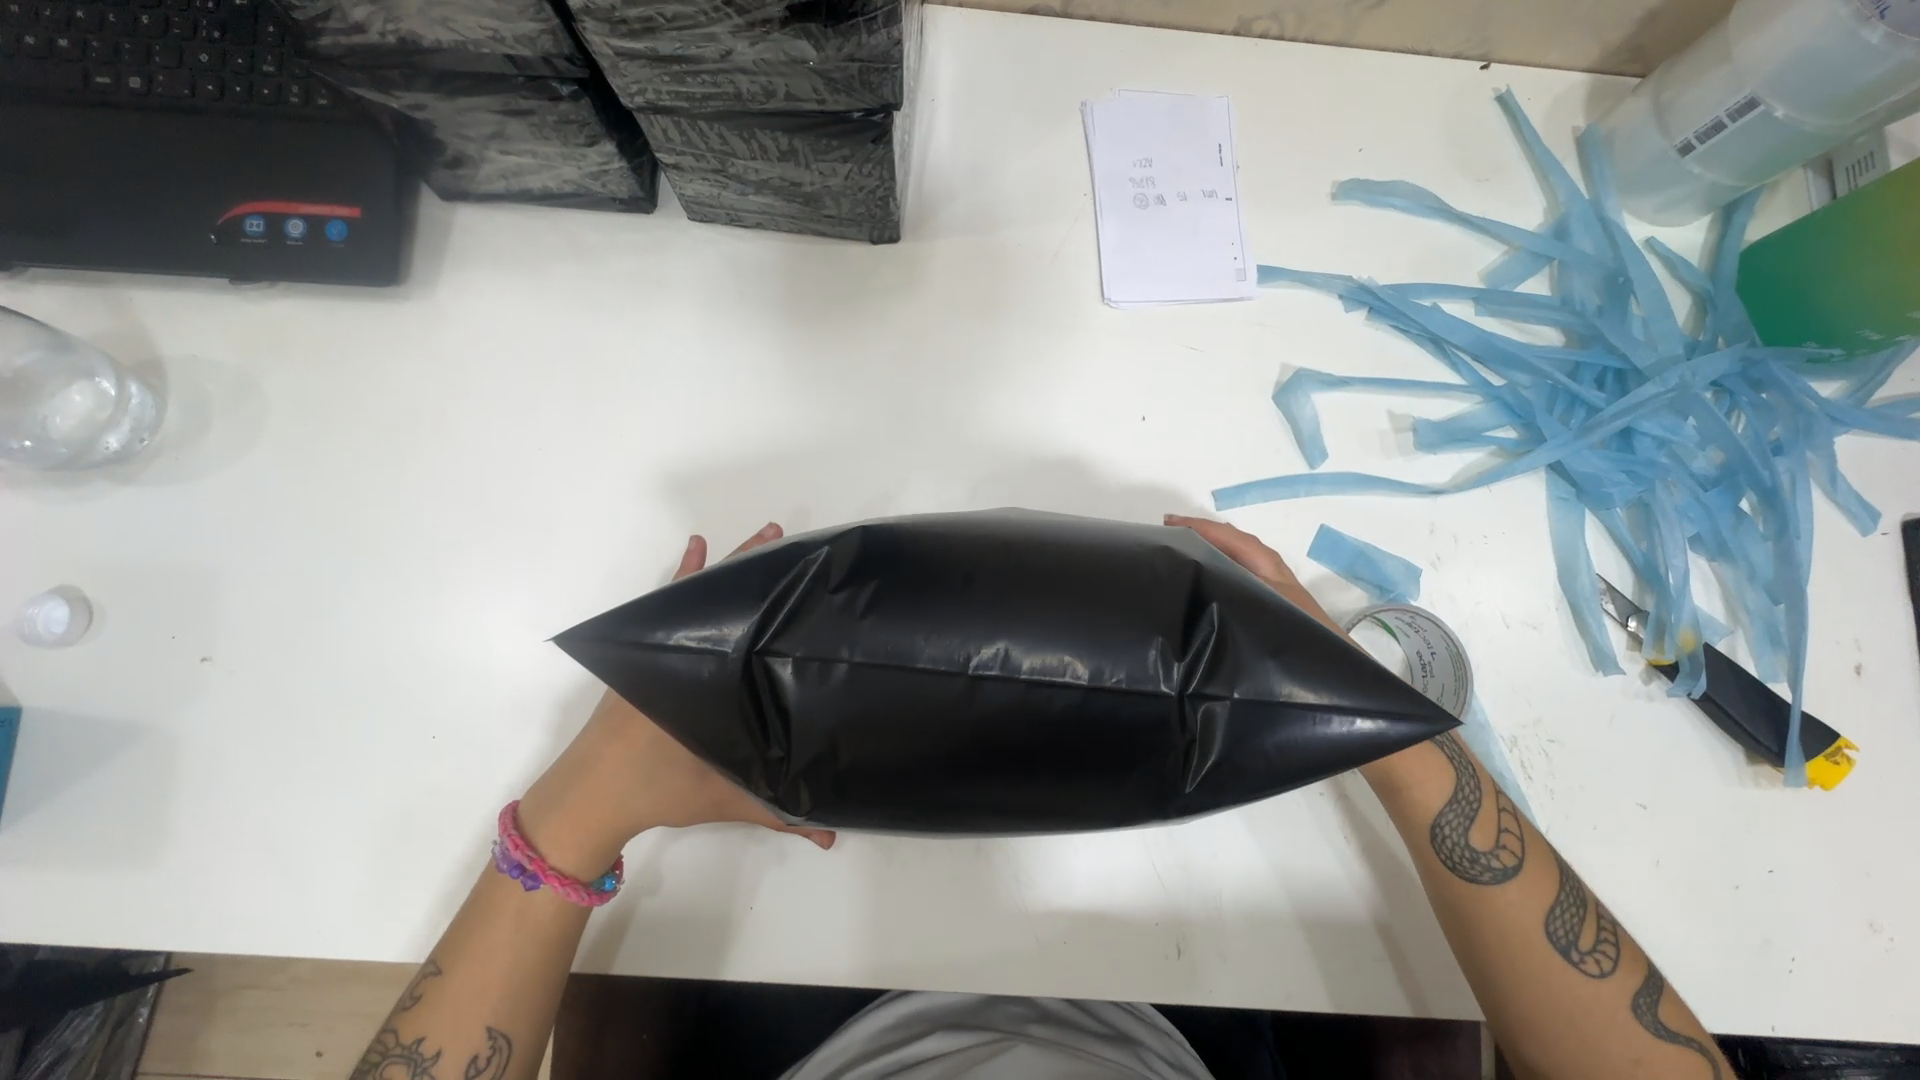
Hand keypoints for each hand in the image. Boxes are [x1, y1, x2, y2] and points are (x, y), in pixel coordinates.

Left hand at [517, 524, 834, 879]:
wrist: (586, 799)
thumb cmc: (654, 790)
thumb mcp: (722, 799)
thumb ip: (778, 816)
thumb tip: (831, 838)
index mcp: (703, 682)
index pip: (744, 634)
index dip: (773, 601)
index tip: (805, 573)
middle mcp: (681, 656)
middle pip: (723, 604)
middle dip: (758, 569)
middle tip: (790, 541)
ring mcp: (657, 652)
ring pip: (697, 599)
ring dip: (729, 568)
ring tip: (765, 537)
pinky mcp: (642, 656)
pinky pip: (667, 607)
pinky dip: (685, 578)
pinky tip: (697, 549)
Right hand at [1164, 514, 1341, 633]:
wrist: (1335, 671)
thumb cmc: (1298, 635)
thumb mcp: (1260, 608)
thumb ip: (1233, 588)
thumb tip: (1198, 573)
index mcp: (1266, 566)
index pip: (1229, 536)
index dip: (1199, 527)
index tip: (1167, 523)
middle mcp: (1270, 571)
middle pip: (1234, 542)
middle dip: (1203, 533)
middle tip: (1167, 534)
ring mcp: (1273, 588)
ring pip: (1238, 558)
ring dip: (1212, 549)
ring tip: (1182, 550)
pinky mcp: (1274, 604)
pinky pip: (1241, 574)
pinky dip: (1222, 568)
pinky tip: (1209, 582)